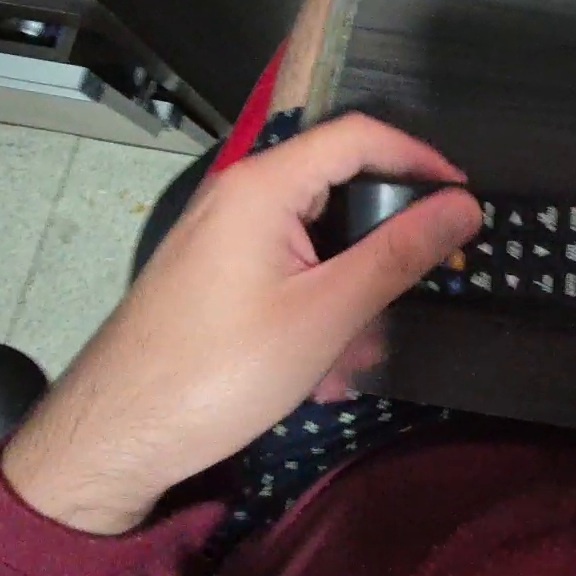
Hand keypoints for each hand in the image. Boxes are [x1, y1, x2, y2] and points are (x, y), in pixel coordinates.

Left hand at [1, 115, 479, 534]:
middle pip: (340, 182)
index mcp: (264, 185)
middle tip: (429, 275)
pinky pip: (291, 264)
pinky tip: (329, 360)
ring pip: (319, 233)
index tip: (464, 197)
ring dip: (356, 281)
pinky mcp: (219, 267)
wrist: (111, 440)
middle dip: (389, 233)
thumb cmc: (224, 370)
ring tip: (367, 345)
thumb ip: (401, 252)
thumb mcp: (327, 312)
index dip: (420, 156)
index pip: (359, 136)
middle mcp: (242, 192)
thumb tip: (464, 205)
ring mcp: (226, 231)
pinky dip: (323, 299)